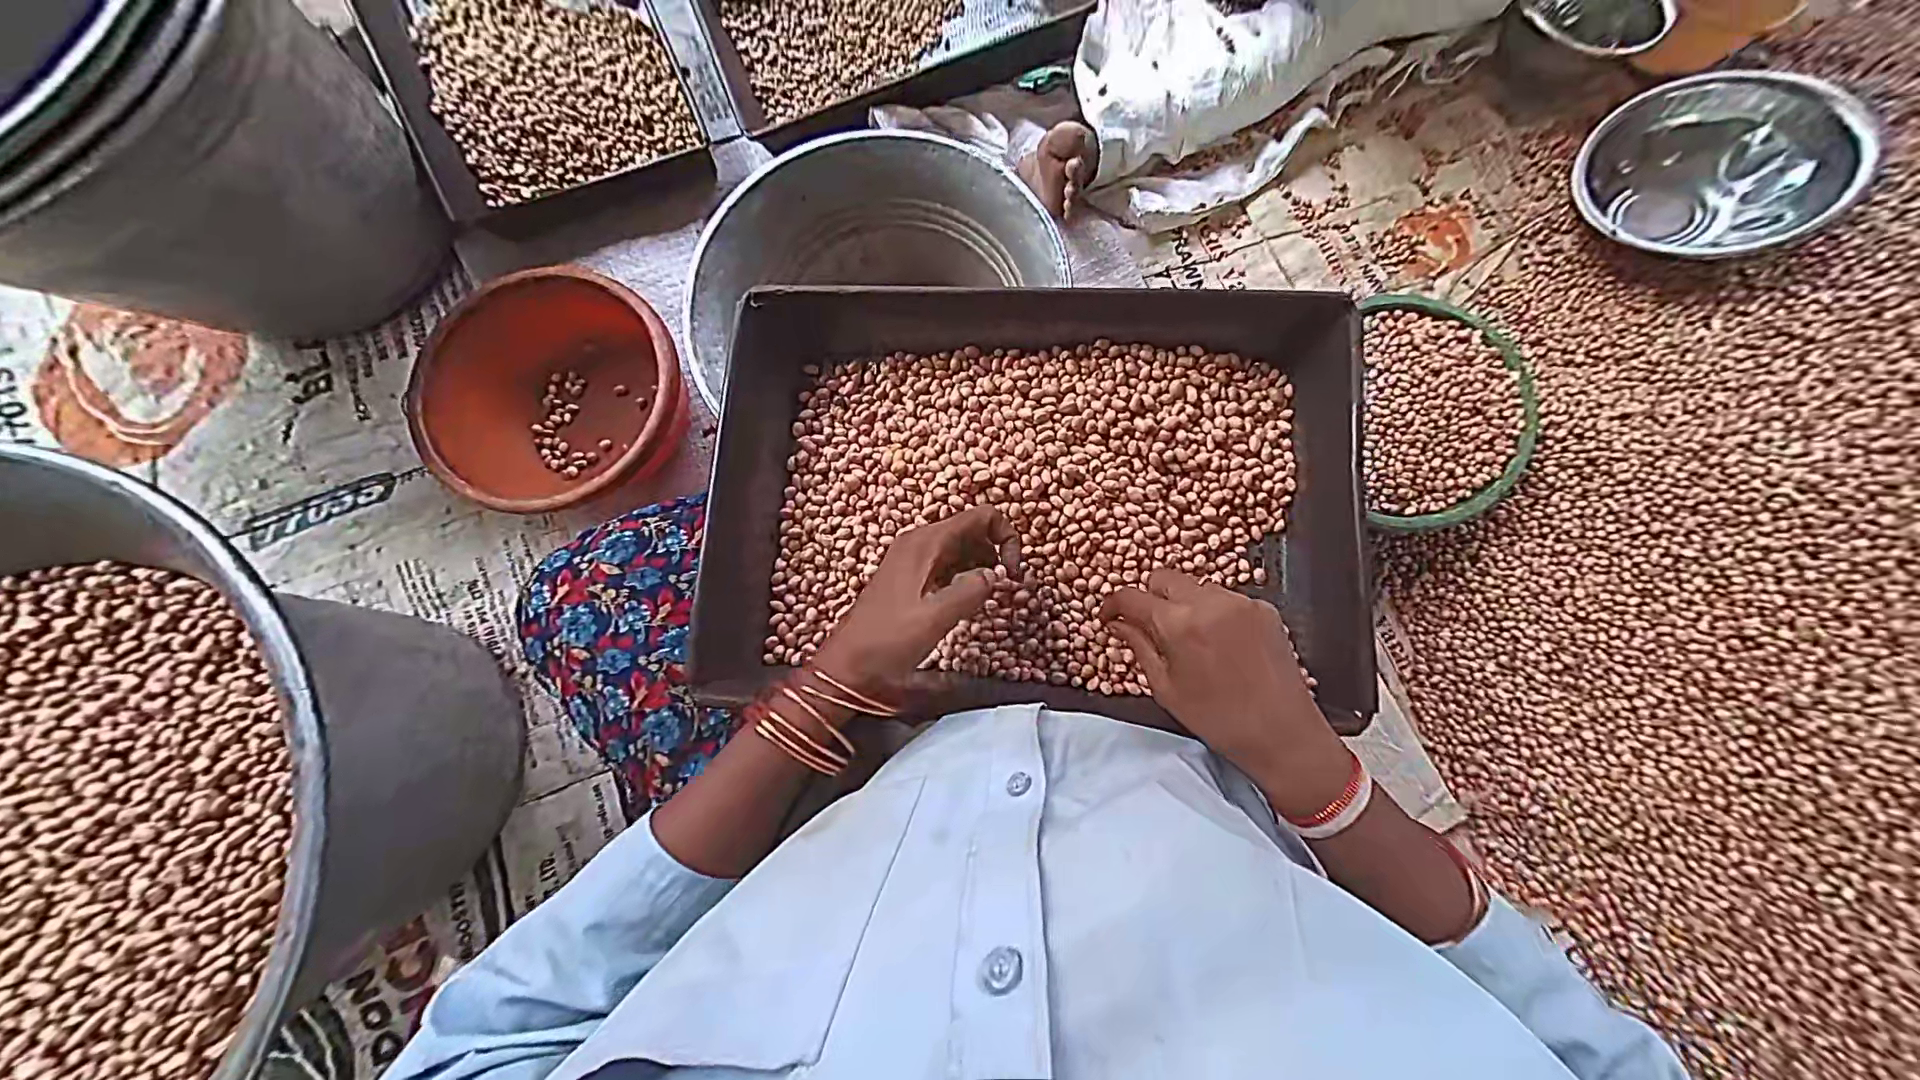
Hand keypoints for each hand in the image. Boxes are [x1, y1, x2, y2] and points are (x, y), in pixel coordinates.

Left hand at [812, 507, 1020, 695]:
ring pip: (962, 550)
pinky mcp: (910, 580)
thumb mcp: (933, 619)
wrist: (845, 667)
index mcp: (924, 543)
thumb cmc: (885, 643)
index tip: (1013, 572)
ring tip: (990, 598)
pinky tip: (969, 604)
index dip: (1006, 538)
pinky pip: (948, 567)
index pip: (981, 516)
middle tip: (1007, 587)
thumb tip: (996, 575)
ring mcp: (913, 561)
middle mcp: (919, 544)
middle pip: (973, 531)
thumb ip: (969, 592)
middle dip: (997, 553)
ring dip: (983, 567)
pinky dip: (966, 578)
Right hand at [1100, 570, 1350, 817]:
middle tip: (1145, 624)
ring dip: (1181, 603)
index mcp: (1179, 624)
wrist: (1284, 735)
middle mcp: (1210, 602)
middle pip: (1163, 578)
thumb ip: (1138, 646)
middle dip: (1148, 597)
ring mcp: (1241, 602)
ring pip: (1195, 586)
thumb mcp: (1166, 687)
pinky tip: (1217, 642)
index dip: (1113, 604)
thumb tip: (1117, 624)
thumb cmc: (1219, 720)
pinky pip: (1225, 598)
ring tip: (1185, 637)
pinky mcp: (1264, 610)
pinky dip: (1212, 611)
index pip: (1132, 596)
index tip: (1109, 616)